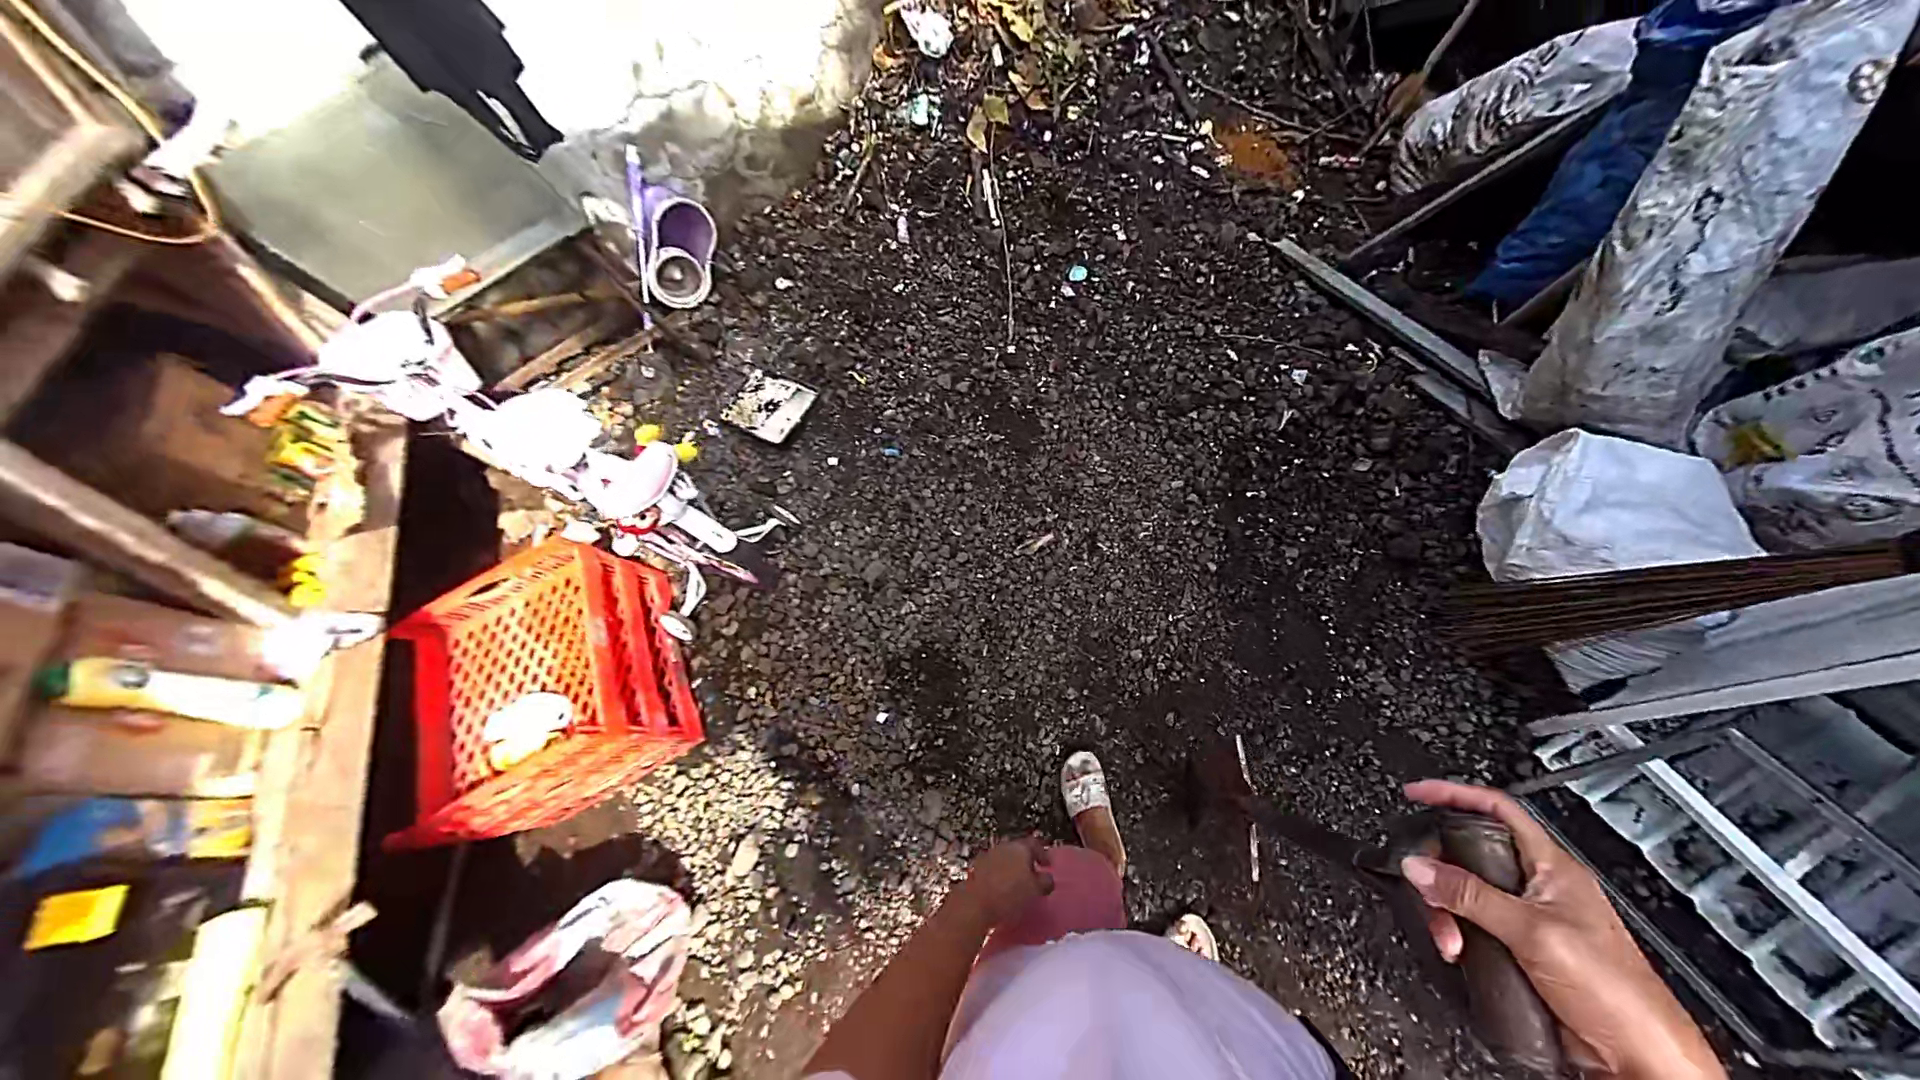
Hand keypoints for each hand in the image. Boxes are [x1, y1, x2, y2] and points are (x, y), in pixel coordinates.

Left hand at [951, 836, 1054, 928]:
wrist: (975, 903)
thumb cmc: (1010, 895)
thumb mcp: (1036, 891)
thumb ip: (1045, 881)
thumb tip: (1047, 878)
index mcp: (1020, 847)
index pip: (1035, 844)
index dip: (1043, 854)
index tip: (1047, 865)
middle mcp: (1004, 846)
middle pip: (1018, 850)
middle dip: (1026, 861)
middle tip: (1033, 875)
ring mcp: (988, 855)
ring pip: (1005, 858)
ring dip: (1012, 868)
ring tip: (1017, 885)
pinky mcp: (977, 867)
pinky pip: (994, 868)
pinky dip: (1000, 875)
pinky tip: (1001, 889)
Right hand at [1400, 779, 1725, 1079]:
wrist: (1642, 1063)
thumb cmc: (1621, 999)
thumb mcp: (1534, 933)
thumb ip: (1471, 895)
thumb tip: (1420, 866)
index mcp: (1552, 868)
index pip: (1496, 809)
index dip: (1454, 794)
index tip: (1418, 793)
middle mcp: (1538, 887)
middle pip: (1467, 853)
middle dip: (1439, 870)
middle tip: (1424, 885)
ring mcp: (1527, 917)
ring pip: (1462, 891)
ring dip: (1445, 911)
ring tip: (1449, 937)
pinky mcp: (1518, 947)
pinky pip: (1468, 923)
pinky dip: (1454, 933)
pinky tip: (1458, 950)